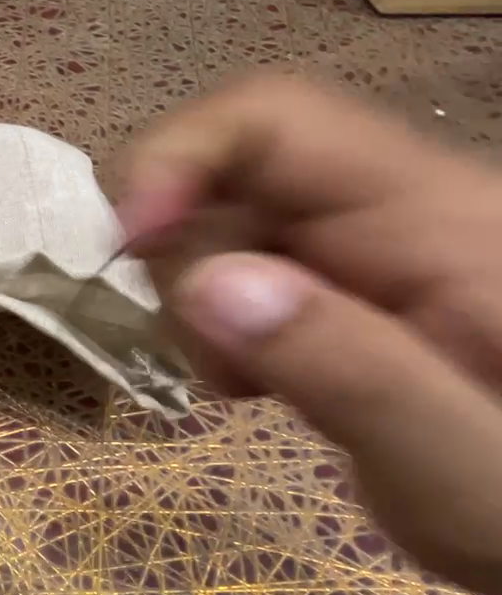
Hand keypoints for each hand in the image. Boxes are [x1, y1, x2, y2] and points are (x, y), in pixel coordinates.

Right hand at [117, 77, 501, 594]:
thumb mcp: (465, 473)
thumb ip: (352, 375)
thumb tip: (209, 285)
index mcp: (443, 224)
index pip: (272, 121)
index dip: (175, 157)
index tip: (128, 244)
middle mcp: (393, 212)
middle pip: (220, 172)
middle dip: (176, 254)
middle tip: (211, 355)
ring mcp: (361, 245)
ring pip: (210, 220)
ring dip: (188, 296)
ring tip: (242, 383)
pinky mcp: (334, 280)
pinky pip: (227, 261)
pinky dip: (205, 316)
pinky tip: (250, 378)